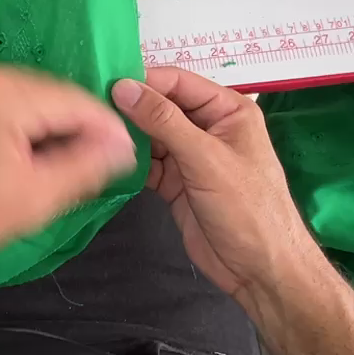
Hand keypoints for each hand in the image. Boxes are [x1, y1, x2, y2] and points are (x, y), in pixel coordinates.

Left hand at [0, 57, 137, 271]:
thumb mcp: (33, 197)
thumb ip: (85, 165)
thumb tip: (122, 144)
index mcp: (4, 90)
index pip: (76, 100)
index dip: (105, 129)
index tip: (125, 156)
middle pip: (48, 95)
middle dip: (71, 129)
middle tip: (90, 169)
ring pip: (21, 98)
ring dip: (41, 128)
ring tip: (51, 170)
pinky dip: (11, 125)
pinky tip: (13, 158)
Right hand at [111, 67, 311, 300]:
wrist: (260, 272)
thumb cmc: (246, 208)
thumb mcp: (205, 158)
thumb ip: (163, 120)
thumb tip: (122, 86)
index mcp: (226, 110)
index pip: (177, 82)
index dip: (143, 81)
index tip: (104, 84)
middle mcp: (208, 127)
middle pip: (160, 106)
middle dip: (130, 108)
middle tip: (93, 110)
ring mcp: (190, 155)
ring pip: (150, 134)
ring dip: (128, 136)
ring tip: (96, 135)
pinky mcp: (175, 181)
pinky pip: (147, 162)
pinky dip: (131, 161)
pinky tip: (109, 160)